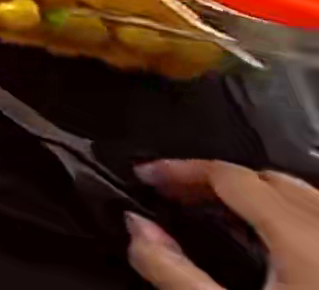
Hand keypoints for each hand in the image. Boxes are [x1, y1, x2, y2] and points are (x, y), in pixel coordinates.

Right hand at [129, 160, 318, 289]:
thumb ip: (171, 270)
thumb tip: (137, 226)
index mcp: (307, 242)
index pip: (228, 175)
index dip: (177, 168)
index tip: (148, 179)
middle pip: (278, 182)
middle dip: (222, 183)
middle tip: (184, 198)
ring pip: (318, 205)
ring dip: (267, 203)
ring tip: (233, 221)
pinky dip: (306, 227)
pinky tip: (291, 255)